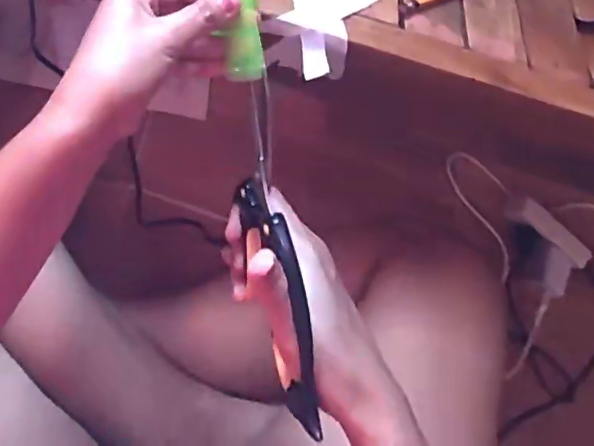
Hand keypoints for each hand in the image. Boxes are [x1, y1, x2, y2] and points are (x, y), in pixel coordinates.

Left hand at [50, 0, 238, 139]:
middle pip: (183, 10)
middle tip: (250, 30)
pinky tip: (225, 67)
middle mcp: (136, 12)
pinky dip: (197, 61)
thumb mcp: (167, 37)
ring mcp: (140, 40)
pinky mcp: (145, 65)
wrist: (91, 113)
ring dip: (211, 43)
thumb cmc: (127, 64)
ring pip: (182, 36)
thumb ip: (202, 17)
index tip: (244, 5)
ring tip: (245, 50)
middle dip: (215, 21)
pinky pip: (176, 56)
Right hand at [227, 189, 417, 441]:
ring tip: (242, 287)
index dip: (245, 208)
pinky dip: (255, 272)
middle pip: (264, 220)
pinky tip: (250, 296)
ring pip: (265, 241)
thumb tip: (258, 256)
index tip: (233, 238)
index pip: (271, 200)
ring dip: (246, 257)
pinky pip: (272, 262)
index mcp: (306, 249)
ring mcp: (307, 268)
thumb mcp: (292, 324)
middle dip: (241, 238)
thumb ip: (274, 287)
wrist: (360, 394)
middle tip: (237, 269)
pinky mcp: (304, 286)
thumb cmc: (328, 359)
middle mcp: (307, 251)